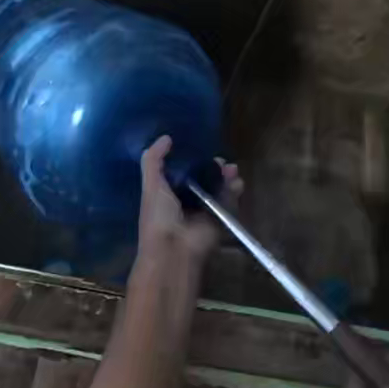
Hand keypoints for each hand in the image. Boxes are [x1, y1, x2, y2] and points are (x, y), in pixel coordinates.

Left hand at [137, 135, 240, 266]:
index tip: (199, 150)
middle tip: (220, 160)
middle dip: (212, 169)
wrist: (175, 250)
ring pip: (218, 189)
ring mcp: (204, 212)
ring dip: (225, 177)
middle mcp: (185, 202)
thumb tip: (166, 138)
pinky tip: (237, 181)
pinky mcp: (219, 220)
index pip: (180, 173)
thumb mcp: (151, 184)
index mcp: (166, 194)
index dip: (190, 162)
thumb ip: (154, 160)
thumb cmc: (158, 216)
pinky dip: (234, 191)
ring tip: (231, 168)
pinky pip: (229, 202)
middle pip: (202, 180)